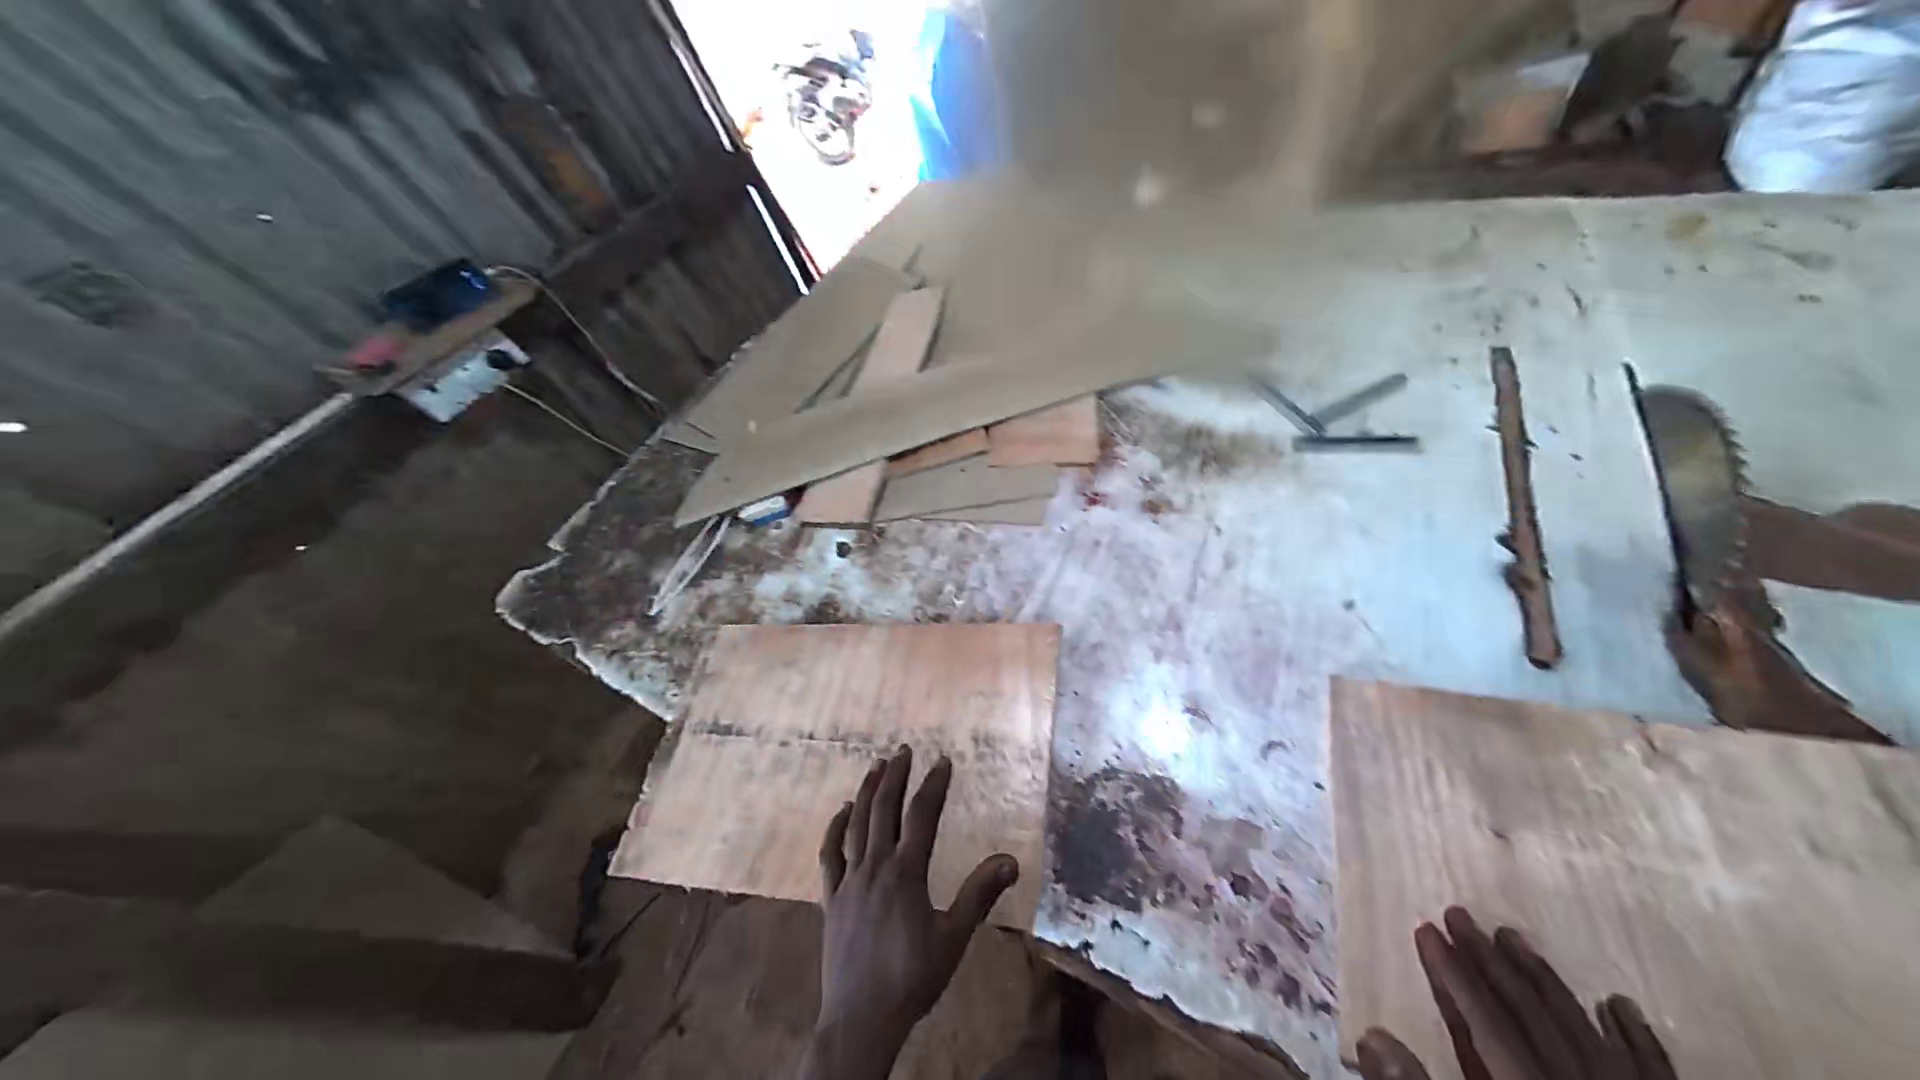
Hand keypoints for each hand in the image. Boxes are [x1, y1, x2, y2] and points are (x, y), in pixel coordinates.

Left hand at [801, 746, 1019, 1079]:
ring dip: (866, 792)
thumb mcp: (954, 937)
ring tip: (875, 766)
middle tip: (903, 749)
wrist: (861, 1018)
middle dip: (895, 776)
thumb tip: (1011, 859)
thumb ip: (980, 894)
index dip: (933, 785)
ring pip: (856, 824)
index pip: (922, 816)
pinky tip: (841, 812)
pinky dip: (835, 829)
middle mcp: (875, 867)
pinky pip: (830, 855)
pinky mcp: (830, 898)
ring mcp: (849, 881)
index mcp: (906, 873)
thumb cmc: (912, 978)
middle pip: (884, 810)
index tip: (942, 761)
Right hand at [1357, 908, 1676, 1079]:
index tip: (1425, 927)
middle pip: (1529, 1016)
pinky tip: (1616, 1004)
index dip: (1451, 972)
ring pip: (1584, 1032)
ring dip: (1546, 981)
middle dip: (1489, 962)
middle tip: (1460, 914)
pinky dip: (1637, 1039)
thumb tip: (1371, 1036)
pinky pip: (1654, 1076)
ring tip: (1513, 937)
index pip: (1484, 1021)